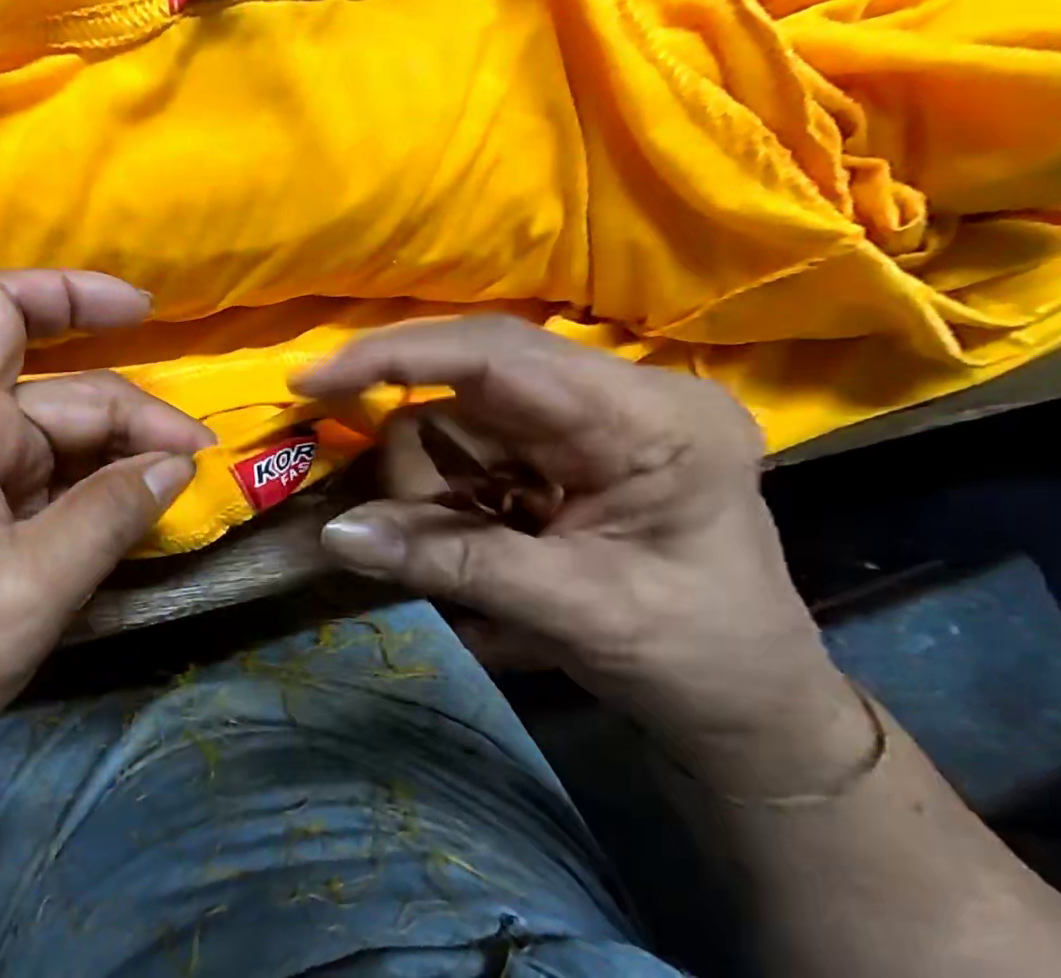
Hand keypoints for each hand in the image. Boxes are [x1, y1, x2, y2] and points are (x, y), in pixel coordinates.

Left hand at [0, 271, 210, 900]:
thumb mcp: (29, 585)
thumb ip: (111, 513)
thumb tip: (181, 463)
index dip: (72, 294)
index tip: (146, 313)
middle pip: (61, 391)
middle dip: (134, 421)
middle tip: (199, 463)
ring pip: (70, 436)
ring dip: (129, 459)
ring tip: (184, 489)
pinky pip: (62, 476)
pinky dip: (107, 487)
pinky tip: (147, 507)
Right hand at [293, 316, 873, 796]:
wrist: (747, 705)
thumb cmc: (695, 659)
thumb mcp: (575, 611)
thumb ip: (454, 564)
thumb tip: (336, 533)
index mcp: (649, 417)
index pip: (502, 355)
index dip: (398, 357)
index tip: (314, 379)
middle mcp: (618, 397)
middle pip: (470, 384)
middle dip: (419, 457)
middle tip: (405, 531)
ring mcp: (591, 422)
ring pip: (461, 422)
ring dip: (433, 489)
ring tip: (481, 564)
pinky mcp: (568, 450)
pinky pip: (474, 454)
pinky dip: (449, 498)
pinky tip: (484, 545)